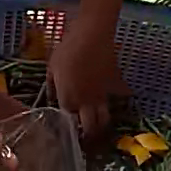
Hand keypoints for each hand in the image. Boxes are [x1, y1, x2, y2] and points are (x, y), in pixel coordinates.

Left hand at [49, 17, 126, 139]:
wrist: (93, 34)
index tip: (68, 132)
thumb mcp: (51, 69)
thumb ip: (51, 87)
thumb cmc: (67, 49)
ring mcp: (102, 95)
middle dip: (89, 137)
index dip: (68, 129)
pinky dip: (119, 102)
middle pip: (91, 129)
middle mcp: (86, 103)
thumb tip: (51, 99)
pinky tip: (116, 101)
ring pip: (105, 119)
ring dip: (102, 125)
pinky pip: (119, 98)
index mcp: (68, 100)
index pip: (69, 123)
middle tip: (86, 137)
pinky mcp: (116, 84)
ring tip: (98, 125)